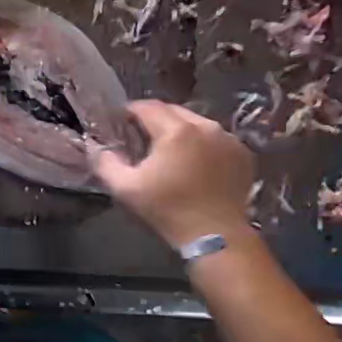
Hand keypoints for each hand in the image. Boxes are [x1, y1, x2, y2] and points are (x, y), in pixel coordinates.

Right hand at [92, 100, 254, 247]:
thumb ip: (106, 163)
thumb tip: (98, 148)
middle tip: (140, 135)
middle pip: (174, 111)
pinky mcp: (243, 154)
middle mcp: (206, 127)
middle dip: (155, 118)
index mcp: (176, 131)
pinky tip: (193, 161)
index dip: (130, 111)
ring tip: (168, 149)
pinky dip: (201, 142)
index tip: (120, 121)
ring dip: (179, 129)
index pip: (148, 107)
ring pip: (197, 123)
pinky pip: (216, 138)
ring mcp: (228, 140)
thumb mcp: (124, 188)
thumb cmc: (167, 209)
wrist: (215, 234)